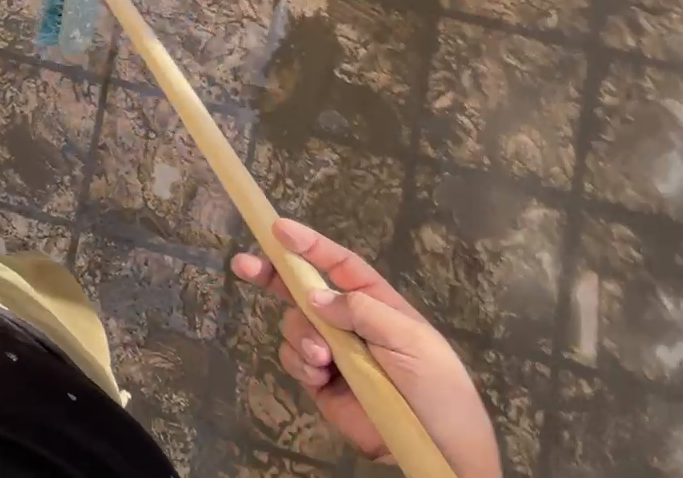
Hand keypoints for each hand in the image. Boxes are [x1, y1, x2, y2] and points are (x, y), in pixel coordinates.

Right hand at [231, 219, 500, 477]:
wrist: (438, 455)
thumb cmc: (437, 391)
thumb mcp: (413, 342)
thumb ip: (363, 311)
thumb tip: (314, 296)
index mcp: (375, 304)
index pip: (338, 264)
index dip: (309, 244)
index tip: (278, 228)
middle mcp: (348, 321)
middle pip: (300, 287)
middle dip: (270, 274)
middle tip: (243, 265)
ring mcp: (331, 350)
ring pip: (293, 323)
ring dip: (301, 335)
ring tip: (322, 358)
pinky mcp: (319, 379)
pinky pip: (293, 357)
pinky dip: (300, 362)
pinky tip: (319, 374)